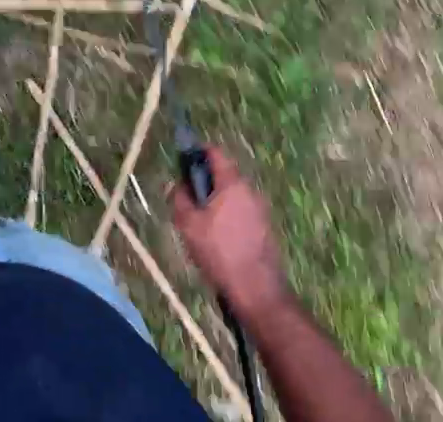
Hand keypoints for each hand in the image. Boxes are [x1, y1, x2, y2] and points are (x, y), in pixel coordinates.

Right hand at [170, 146, 293, 322]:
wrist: (256, 288)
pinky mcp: (264, 228)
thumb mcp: (189, 225)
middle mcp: (249, 190)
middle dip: (204, 183)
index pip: (215, 153)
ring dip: (215, 202)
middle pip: (223, 175)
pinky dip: (227, 217)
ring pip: (232, 196)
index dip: (198, 153)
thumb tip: (178, 185)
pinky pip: (241, 212)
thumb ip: (179, 199)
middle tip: (187, 201)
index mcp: (232, 182)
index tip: (183, 163)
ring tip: (200, 226)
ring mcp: (260, 209)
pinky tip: (218, 241)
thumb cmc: (219, 251)